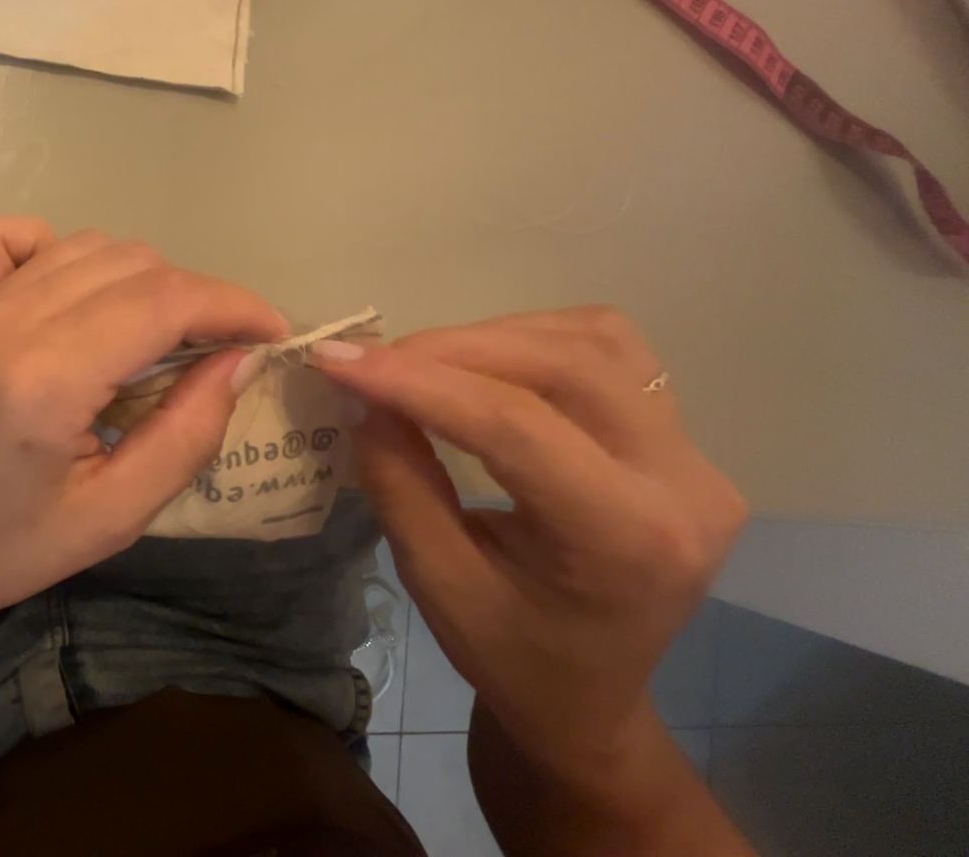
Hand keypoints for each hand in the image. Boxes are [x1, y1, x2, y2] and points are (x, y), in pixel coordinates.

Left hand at [0, 216, 287, 665]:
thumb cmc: (13, 548)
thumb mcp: (116, 514)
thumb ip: (187, 433)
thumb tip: (239, 359)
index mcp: (45, 378)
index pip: (162, 300)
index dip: (233, 305)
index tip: (273, 333)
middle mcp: (7, 322)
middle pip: (132, 263)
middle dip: (194, 298)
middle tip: (217, 352)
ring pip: (84, 246)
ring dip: (139, 279)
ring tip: (157, 337)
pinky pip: (7, 238)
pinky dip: (55, 248)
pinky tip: (75, 296)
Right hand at [308, 307, 746, 774]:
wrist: (587, 695)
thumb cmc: (508, 654)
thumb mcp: (436, 580)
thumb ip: (399, 480)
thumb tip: (362, 394)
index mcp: (626, 541)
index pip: (516, 425)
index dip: (417, 382)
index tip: (338, 360)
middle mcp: (684, 486)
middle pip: (565, 365)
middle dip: (451, 349)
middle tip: (373, 361)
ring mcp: (695, 457)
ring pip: (592, 341)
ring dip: (492, 337)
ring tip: (420, 364)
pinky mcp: (680, 440)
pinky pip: (609, 350)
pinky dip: (532, 339)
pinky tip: (483, 366)